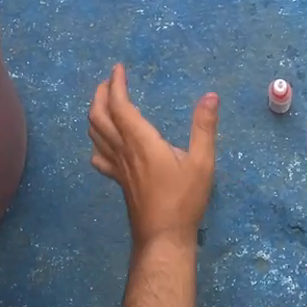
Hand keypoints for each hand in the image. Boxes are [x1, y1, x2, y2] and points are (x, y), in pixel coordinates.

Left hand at [89, 64, 219, 250]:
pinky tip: (104, 142)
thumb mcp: (202, 162)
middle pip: (99, 116)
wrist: (163, 238)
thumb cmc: (183, 199)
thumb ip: (204, 127)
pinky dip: (97, 141)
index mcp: (140, 141)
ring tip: (106, 102)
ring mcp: (117, 167)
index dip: (115, 84)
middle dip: (100, 94)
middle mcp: (123, 150)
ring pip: (95, 135)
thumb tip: (211, 96)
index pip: (119, 105)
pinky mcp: (118, 180)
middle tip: (110, 80)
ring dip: (96, 113)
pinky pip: (99, 156)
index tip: (118, 68)